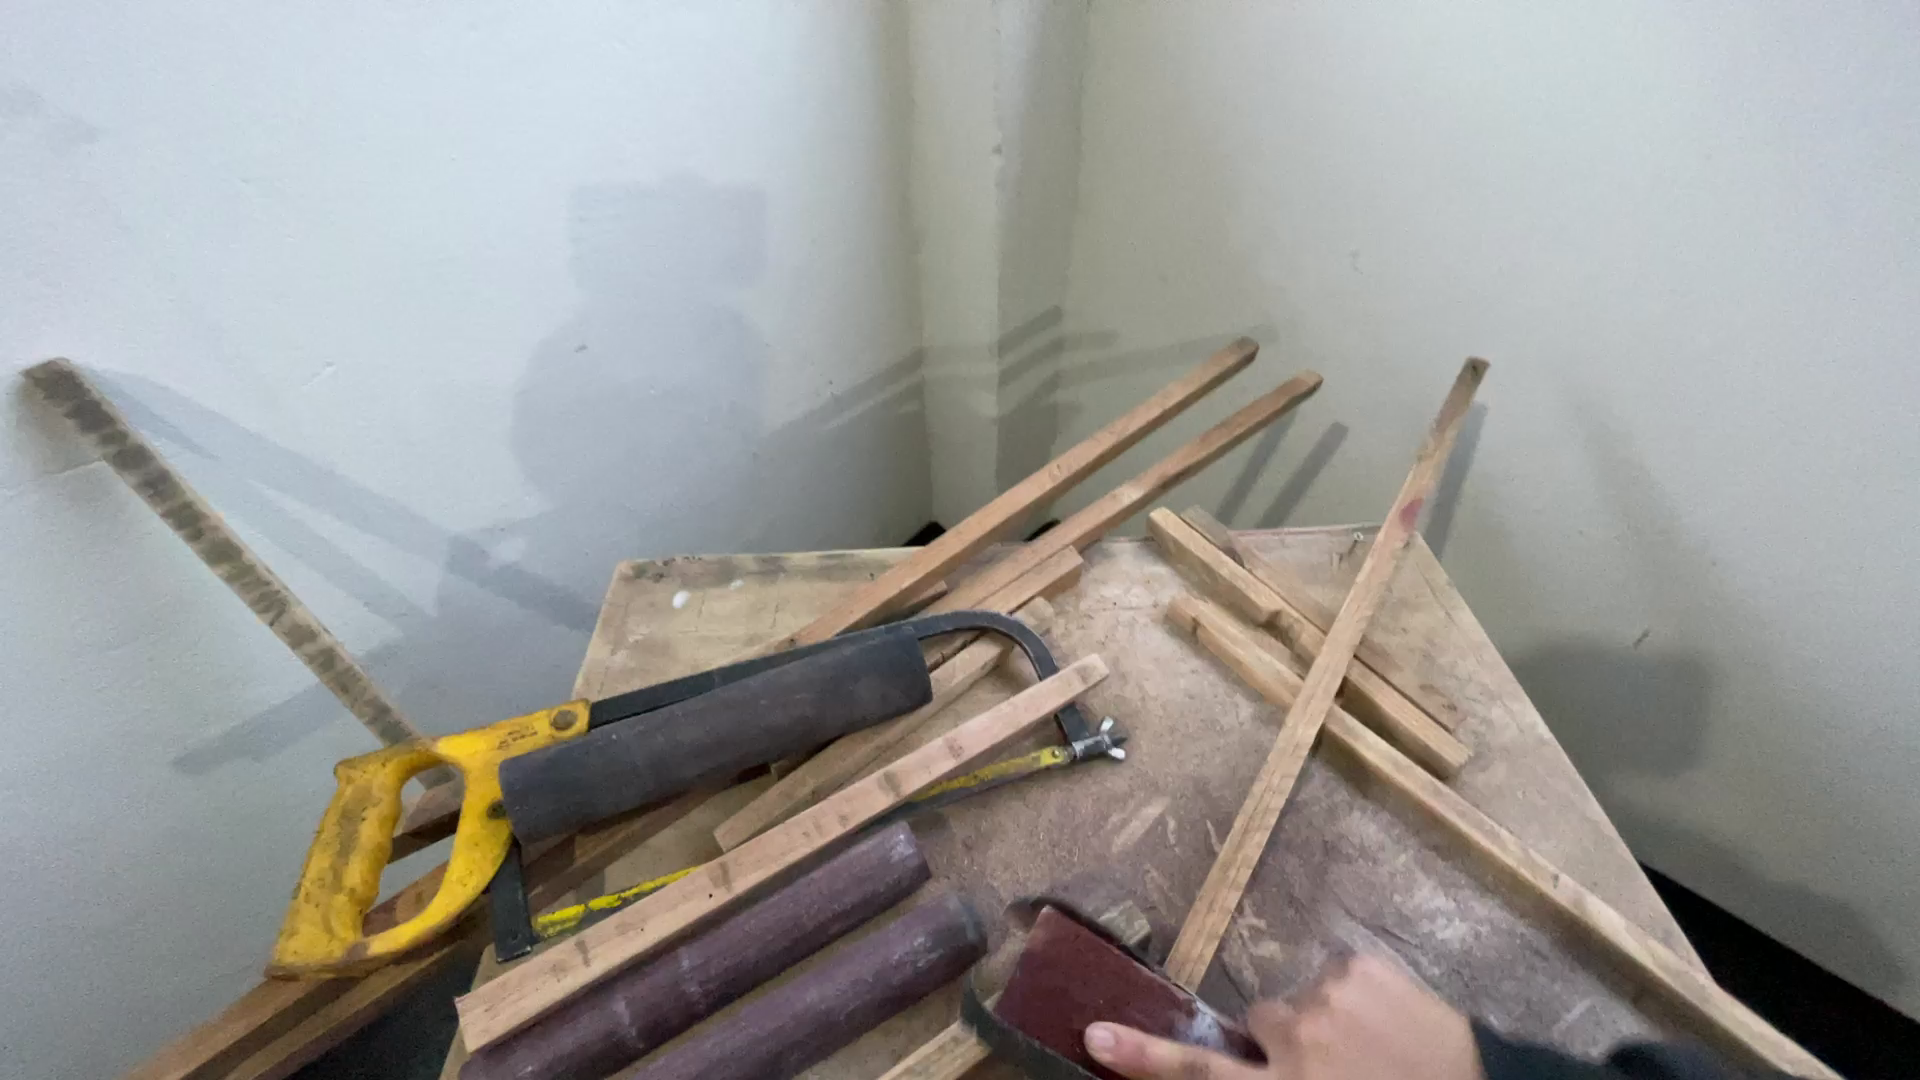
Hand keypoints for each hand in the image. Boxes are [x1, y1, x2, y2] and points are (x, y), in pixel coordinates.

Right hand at [1084, 953, 1484, 1079]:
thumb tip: (1249, 1058)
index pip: (1202, 1075)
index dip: (1142, 1057)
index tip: (1093, 1035)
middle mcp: (1297, 1037)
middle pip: (1259, 1024)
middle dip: (1282, 1043)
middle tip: (1338, 1074)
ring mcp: (1328, 993)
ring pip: (1300, 1001)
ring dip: (1325, 1023)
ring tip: (1379, 1053)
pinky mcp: (1359, 964)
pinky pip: (1336, 977)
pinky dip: (1355, 998)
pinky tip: (1398, 1028)